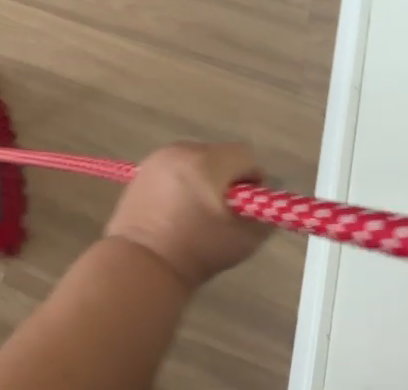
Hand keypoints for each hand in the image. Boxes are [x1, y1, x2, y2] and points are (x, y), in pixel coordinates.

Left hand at [102, 142, 269, 289]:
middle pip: (218, 153)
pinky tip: (179, 206)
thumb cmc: (200, 247)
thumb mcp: (247, 237)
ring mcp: (156, 157)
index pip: (245, 155)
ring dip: (205, 176)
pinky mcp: (142, 168)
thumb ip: (265, 213)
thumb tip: (264, 200)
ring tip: (200, 209)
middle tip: (226, 208)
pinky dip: (183, 178)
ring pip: (195, 158)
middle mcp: (179, 150)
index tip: (250, 204)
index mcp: (206, 161)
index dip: (254, 178)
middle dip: (228, 176)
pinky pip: (174, 165)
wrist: (146, 257)